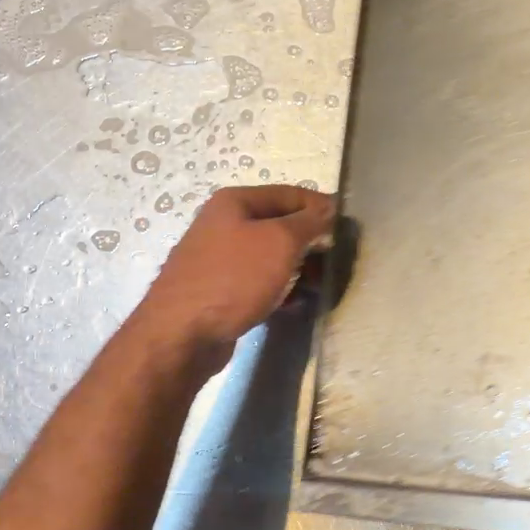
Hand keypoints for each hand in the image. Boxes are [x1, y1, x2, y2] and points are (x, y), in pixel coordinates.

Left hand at [124, 185, 336, 355]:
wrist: (180, 335)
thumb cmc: (233, 278)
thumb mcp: (280, 242)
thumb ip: (310, 222)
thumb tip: (330, 209)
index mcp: (235, 202)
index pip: (292, 194)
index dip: (322, 208)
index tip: (349, 227)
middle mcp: (224, 223)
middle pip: (281, 225)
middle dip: (311, 241)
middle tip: (338, 260)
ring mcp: (219, 258)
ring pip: (272, 255)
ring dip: (299, 267)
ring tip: (319, 285)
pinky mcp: (220, 289)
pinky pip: (260, 280)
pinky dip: (281, 288)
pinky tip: (296, 303)